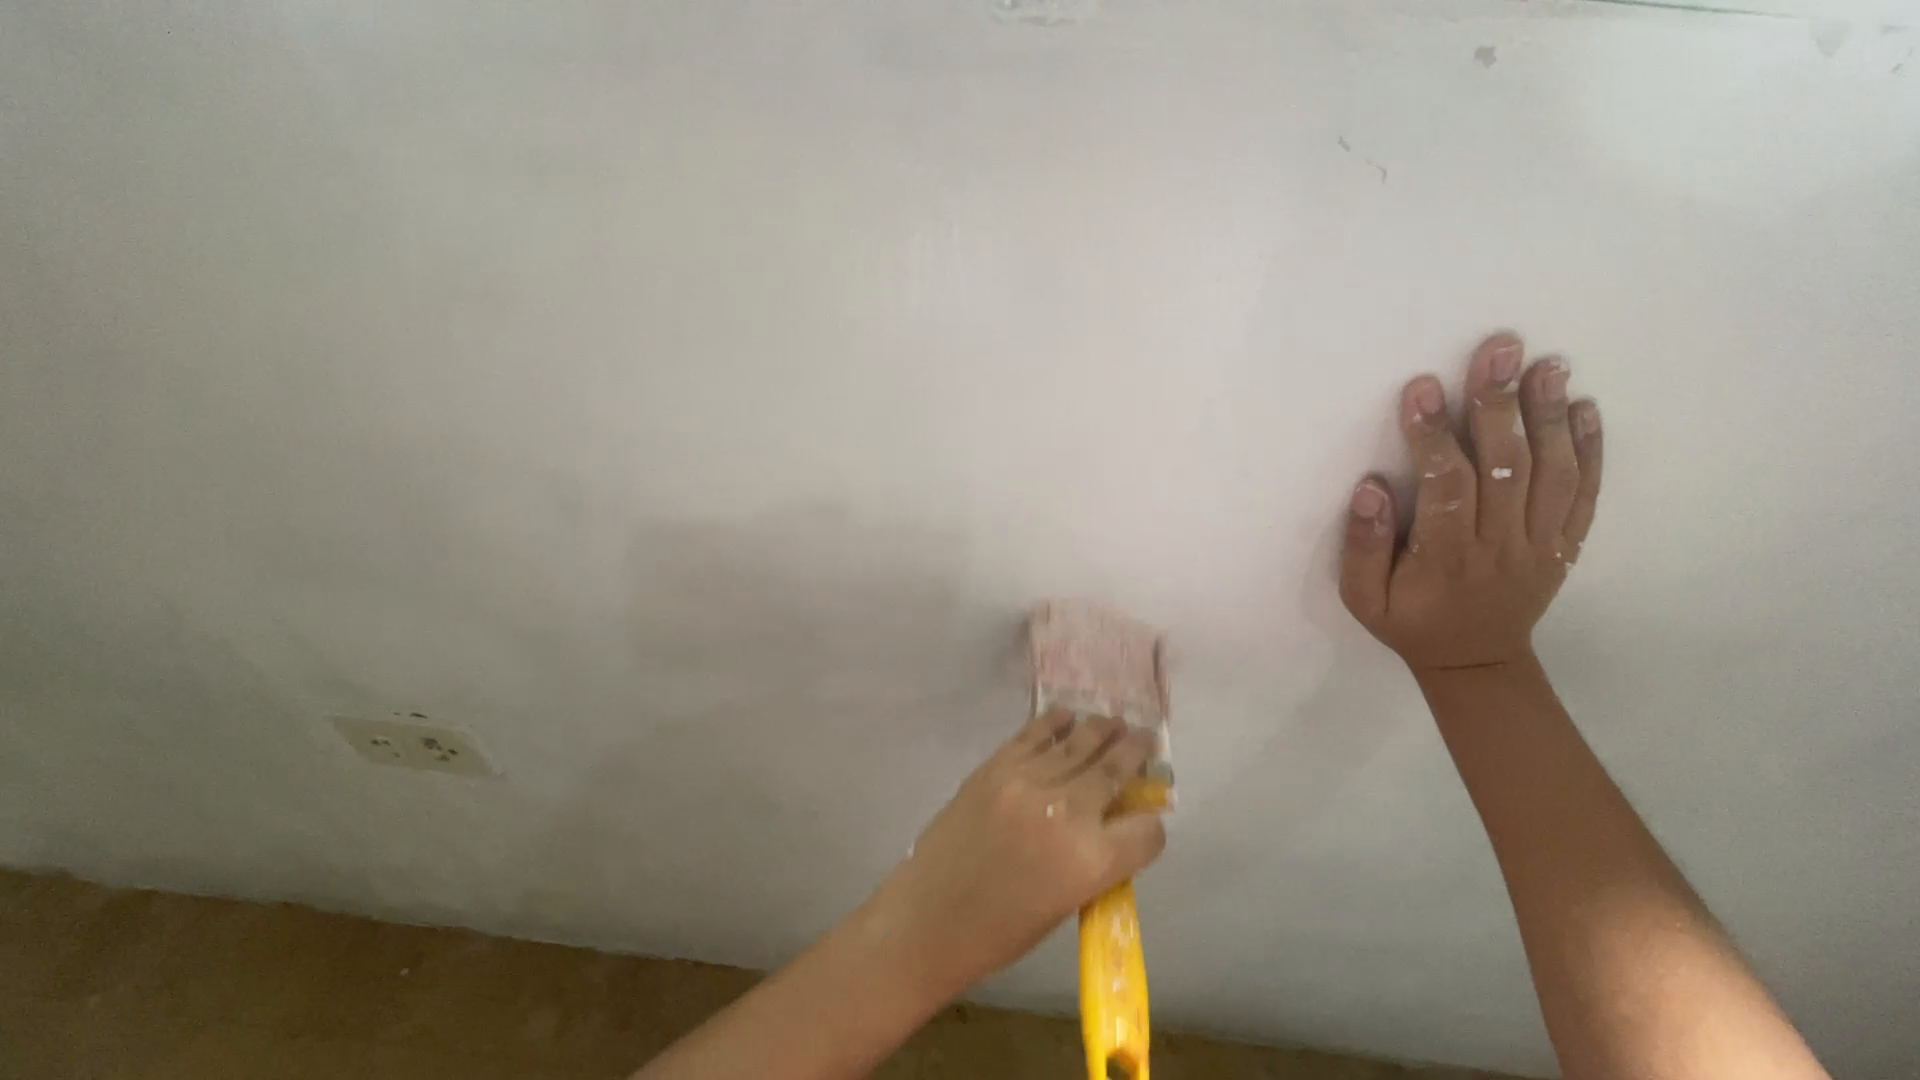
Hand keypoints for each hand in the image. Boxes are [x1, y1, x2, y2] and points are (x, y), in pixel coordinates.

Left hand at [862, 712, 1165, 994]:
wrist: (930, 917)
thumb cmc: (1001, 930)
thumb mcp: (1067, 903)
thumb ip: (1097, 860)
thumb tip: (1115, 822)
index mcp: (1091, 861)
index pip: (1147, 830)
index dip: (1151, 826)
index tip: (1146, 821)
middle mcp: (1067, 813)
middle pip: (1115, 770)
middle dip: (1135, 752)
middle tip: (1146, 739)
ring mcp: (1027, 783)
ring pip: (1078, 744)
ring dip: (1101, 730)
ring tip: (1115, 722)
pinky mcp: (995, 768)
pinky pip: (1033, 735)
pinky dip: (1054, 723)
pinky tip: (1067, 717)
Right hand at [1339, 332, 1602, 672]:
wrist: (1476, 661)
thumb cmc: (1411, 622)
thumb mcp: (1363, 598)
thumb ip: (1363, 545)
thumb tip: (1371, 486)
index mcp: (1448, 556)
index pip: (1445, 486)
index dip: (1434, 435)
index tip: (1423, 388)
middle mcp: (1500, 544)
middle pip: (1505, 466)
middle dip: (1498, 403)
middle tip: (1499, 350)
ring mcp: (1540, 542)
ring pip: (1552, 472)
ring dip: (1549, 415)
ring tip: (1546, 364)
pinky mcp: (1564, 542)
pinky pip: (1584, 493)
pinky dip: (1590, 449)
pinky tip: (1583, 407)